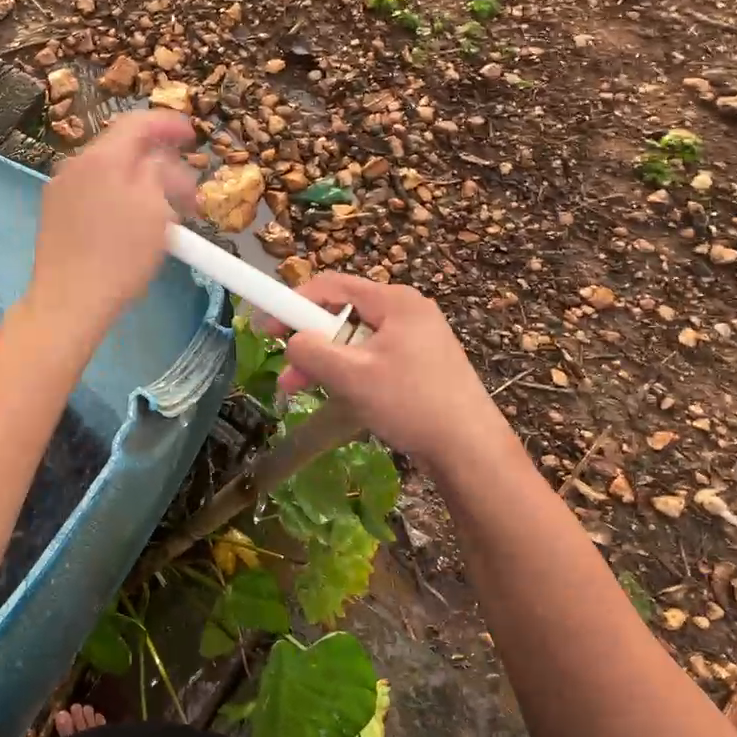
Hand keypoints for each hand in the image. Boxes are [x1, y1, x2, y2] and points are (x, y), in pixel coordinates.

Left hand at [26, 111, 196, 325]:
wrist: (69, 301)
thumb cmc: (120, 256)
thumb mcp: (155, 209)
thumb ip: (159, 172)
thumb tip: (158, 160)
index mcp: (101, 158)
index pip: (138, 122)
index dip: (169, 124)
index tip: (192, 136)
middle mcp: (75, 165)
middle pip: (122, 148)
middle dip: (159, 162)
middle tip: (187, 191)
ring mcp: (60, 189)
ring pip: (108, 173)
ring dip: (140, 183)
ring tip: (165, 213)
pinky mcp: (54, 214)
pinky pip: (93, 192)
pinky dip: (118, 197)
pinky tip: (133, 224)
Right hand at [255, 273, 519, 478]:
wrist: (472, 451)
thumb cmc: (412, 403)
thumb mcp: (351, 375)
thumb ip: (311, 350)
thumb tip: (292, 341)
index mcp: (395, 301)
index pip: (330, 285)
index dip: (291, 302)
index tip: (265, 328)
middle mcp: (407, 311)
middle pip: (340, 314)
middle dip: (308, 341)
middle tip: (286, 369)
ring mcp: (416, 338)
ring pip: (353, 340)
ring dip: (324, 362)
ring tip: (298, 389)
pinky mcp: (420, 364)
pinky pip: (370, 357)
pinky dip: (347, 372)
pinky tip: (336, 396)